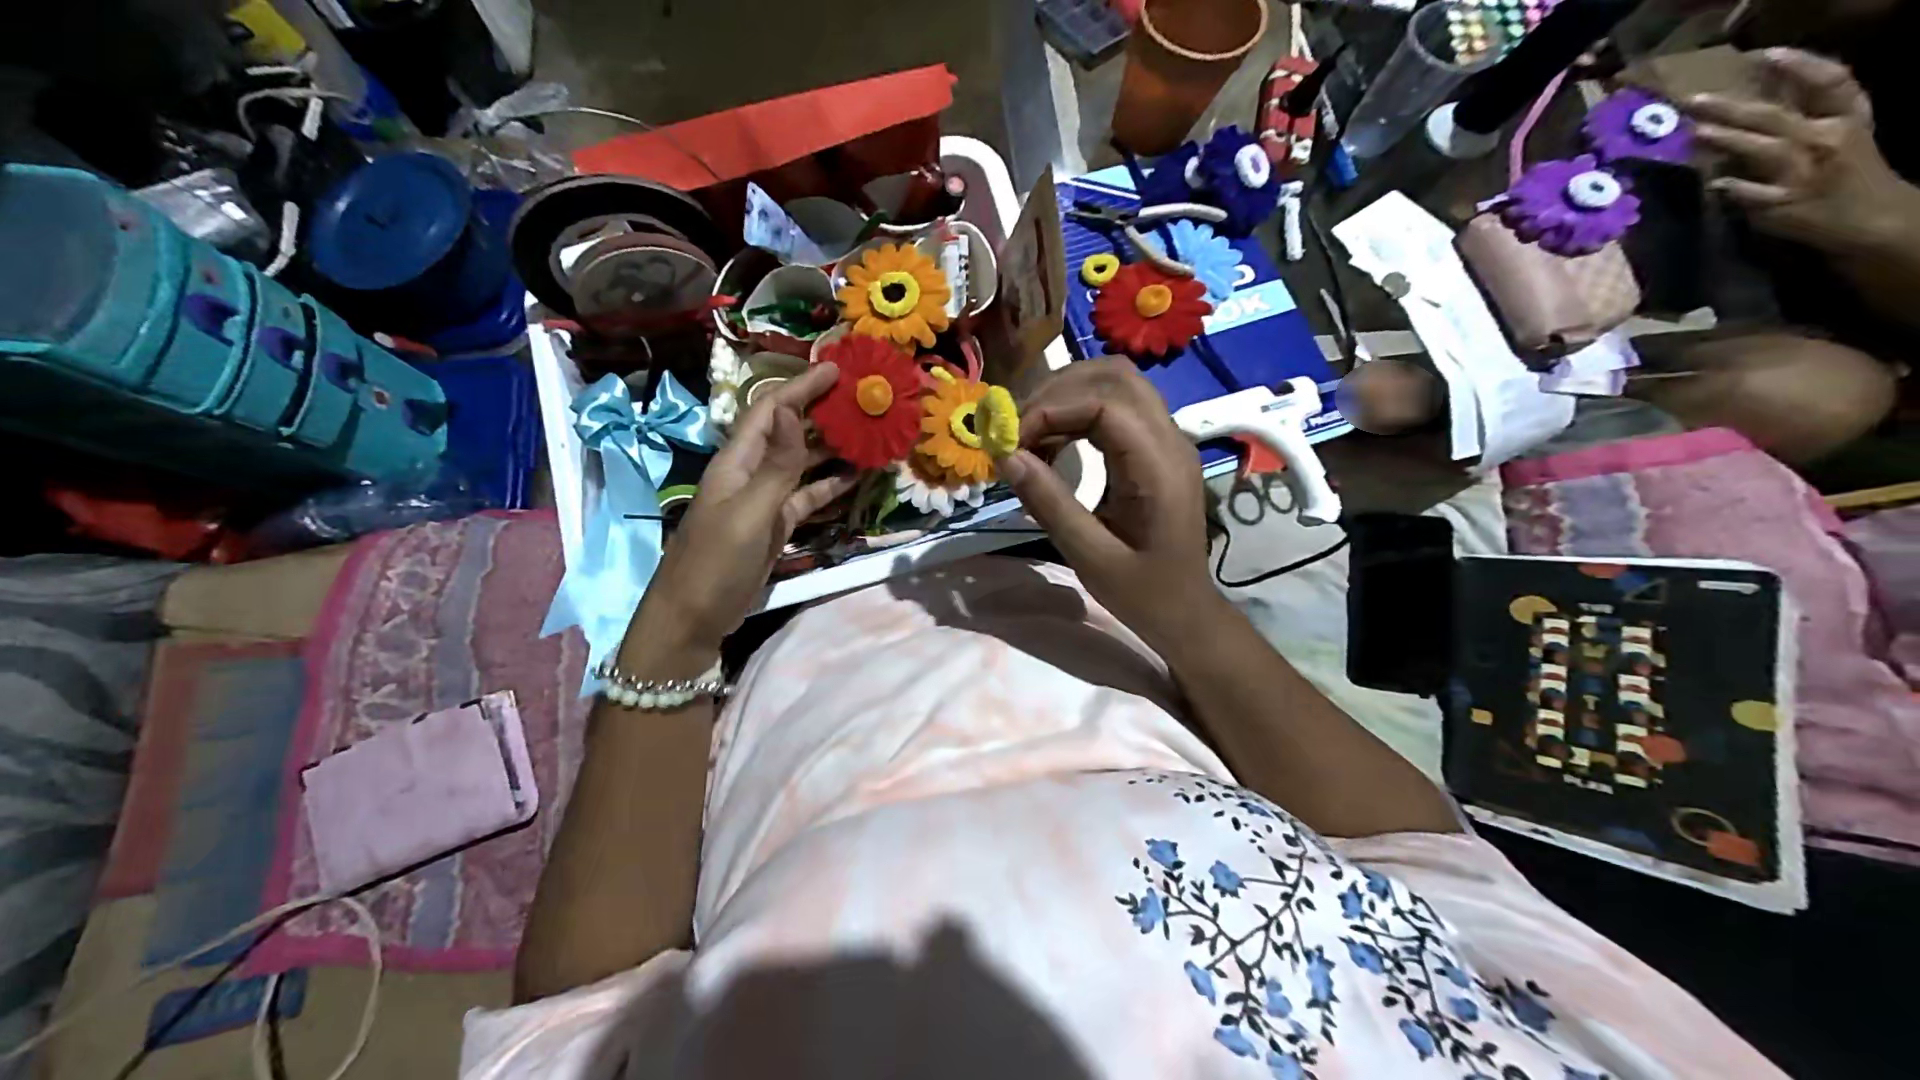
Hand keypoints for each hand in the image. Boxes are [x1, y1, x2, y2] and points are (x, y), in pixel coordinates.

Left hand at [638, 363, 854, 651]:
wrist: (693, 618)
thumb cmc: (715, 562)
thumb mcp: (748, 512)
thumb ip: (776, 465)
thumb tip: (791, 410)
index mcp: (737, 462)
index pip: (770, 411)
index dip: (801, 388)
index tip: (836, 370)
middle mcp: (751, 473)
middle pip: (788, 432)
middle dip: (821, 412)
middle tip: (861, 399)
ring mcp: (764, 500)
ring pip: (802, 463)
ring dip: (831, 448)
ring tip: (868, 433)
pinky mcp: (775, 525)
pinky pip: (807, 497)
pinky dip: (830, 485)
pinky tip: (856, 476)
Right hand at [998, 359, 1221, 645]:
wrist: (1186, 611)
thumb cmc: (1143, 592)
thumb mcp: (1090, 556)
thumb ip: (1050, 503)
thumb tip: (1007, 457)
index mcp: (1158, 468)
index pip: (1105, 403)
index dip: (1052, 410)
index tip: (1013, 443)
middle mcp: (1169, 440)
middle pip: (1115, 376)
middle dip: (1057, 391)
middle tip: (1018, 430)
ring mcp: (1167, 441)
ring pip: (1117, 384)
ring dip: (1068, 396)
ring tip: (1031, 434)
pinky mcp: (1156, 449)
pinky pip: (1118, 407)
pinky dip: (1079, 412)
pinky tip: (1053, 444)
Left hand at [1688, 48, 1918, 254]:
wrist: (1867, 215)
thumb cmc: (1842, 169)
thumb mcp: (1836, 132)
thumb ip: (1798, 116)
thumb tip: (1752, 99)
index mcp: (1845, 116)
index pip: (1830, 81)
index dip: (1800, 65)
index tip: (1763, 55)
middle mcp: (1826, 139)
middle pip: (1776, 116)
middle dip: (1732, 107)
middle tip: (1692, 100)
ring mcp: (1803, 173)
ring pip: (1764, 150)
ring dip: (1729, 140)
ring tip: (1696, 132)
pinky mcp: (1783, 204)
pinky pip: (1753, 194)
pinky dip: (1734, 189)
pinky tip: (1714, 184)